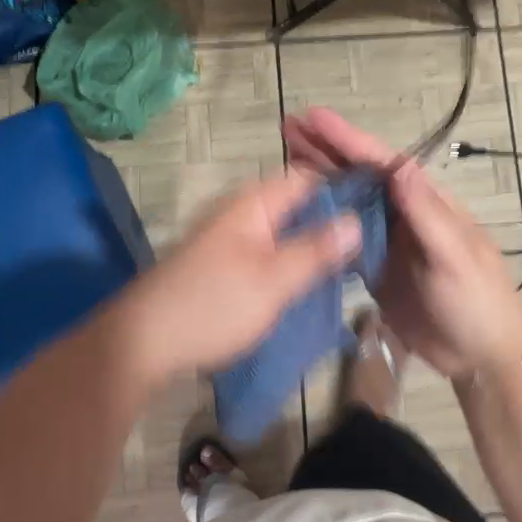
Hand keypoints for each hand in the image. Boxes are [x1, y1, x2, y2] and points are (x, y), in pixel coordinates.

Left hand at [112, 171, 360, 386]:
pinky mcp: (227, 265)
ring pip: (286, 230)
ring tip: (357, 262)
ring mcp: (232, 239)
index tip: (380, 209)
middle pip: (299, 203)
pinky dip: (295, 260)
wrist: (141, 344)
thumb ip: (315, 250)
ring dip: (316, 243)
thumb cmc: (211, 306)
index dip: (344, 187)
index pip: (309, 177)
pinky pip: (271, 251)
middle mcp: (243, 212)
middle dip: (334, 218)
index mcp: (254, 203)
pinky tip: (317, 281)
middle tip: (376, 242)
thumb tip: (356, 220)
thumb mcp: (272, 280)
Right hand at [284, 109, 521, 379]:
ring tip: (284, 157)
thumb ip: (427, 214)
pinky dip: (323, 223)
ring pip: (348, 202)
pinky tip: (297, 214)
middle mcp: (404, 214)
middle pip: (360, 175)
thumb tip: (398, 164)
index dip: (347, 139)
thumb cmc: (478, 301)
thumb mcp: (456, 256)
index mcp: (427, 202)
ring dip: (319, 180)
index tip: (313, 116)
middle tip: (287, 126)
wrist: (483, 356)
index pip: (382, 163)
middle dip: (325, 149)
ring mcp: (389, 241)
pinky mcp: (376, 270)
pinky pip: (344, 239)